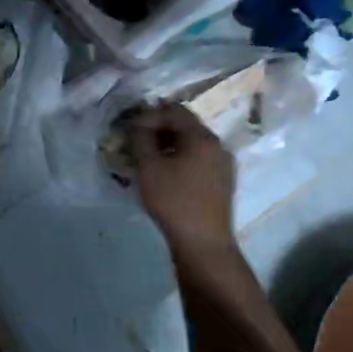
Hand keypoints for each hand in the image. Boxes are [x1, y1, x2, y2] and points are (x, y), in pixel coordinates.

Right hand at [127, 103, 237, 258]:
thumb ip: (140, 139)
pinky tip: (165, 174)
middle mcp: (217, 144)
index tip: (129, 130)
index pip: (174, 111)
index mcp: (202, 137)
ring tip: (147, 159)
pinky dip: (179, 158)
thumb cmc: (173, 200)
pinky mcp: (222, 180)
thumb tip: (138, 123)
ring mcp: (223, 163)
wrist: (203, 239)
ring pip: (192, 143)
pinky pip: (198, 158)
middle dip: (158, 130)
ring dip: (168, 145)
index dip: (149, 116)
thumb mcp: (149, 167)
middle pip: (185, 125)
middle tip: (135, 142)